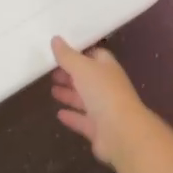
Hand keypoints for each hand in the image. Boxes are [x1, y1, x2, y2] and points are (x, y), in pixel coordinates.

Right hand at [50, 36, 150, 166]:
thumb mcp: (82, 68)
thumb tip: (55, 39)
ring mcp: (104, 109)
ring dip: (69, 94)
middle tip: (51, 73)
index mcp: (107, 67)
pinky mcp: (98, 130)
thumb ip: (68, 56)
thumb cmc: (104, 92)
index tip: (60, 52)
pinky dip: (72, 116)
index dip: (79, 54)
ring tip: (52, 90)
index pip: (94, 55)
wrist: (121, 133)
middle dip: (71, 74)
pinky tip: (59, 114)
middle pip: (87, 77)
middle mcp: (107, 86)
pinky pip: (82, 120)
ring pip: (84, 99)